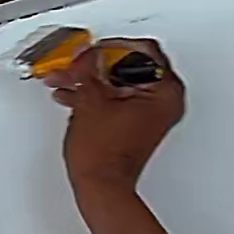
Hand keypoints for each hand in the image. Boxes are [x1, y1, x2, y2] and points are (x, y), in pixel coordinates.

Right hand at [45, 38, 185, 192]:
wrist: (100, 186)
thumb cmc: (104, 155)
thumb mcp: (91, 102)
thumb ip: (88, 71)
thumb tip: (87, 54)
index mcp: (164, 91)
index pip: (141, 51)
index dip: (110, 47)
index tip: (91, 49)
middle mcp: (164, 101)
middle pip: (131, 66)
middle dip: (98, 65)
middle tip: (78, 64)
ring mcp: (151, 115)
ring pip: (120, 84)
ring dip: (93, 81)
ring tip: (68, 80)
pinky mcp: (136, 125)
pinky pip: (118, 100)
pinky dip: (97, 96)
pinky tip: (75, 95)